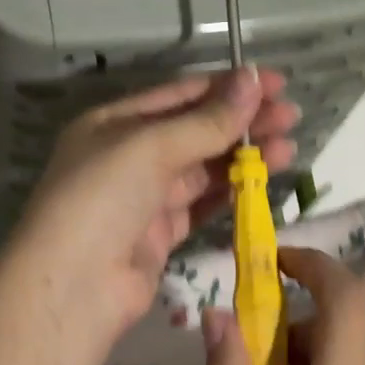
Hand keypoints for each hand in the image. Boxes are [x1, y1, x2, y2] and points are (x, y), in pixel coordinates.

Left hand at [5, 69, 296, 342]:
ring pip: (202, 167)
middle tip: (291, 115)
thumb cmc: (102, 198)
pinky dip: (232, 191)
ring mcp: (143, 196)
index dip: (226, 87)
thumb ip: (206, 120)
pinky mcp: (160, 234)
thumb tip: (252, 78)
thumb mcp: (151, 147)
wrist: (73, 286)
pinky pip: (201, 204)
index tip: (274, 83)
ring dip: (243, 156)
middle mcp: (127, 155)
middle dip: (242, 121)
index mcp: (113, 122)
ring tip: (290, 146)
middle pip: (194, 129)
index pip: (178, 95)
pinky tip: (264, 179)